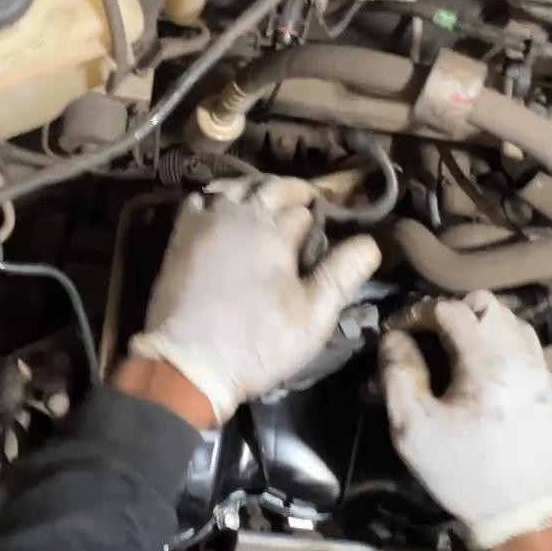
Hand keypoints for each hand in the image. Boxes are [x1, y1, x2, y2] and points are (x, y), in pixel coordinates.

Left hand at [129, 177, 380, 424]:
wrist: (187, 363)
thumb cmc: (255, 344)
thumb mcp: (312, 317)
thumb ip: (342, 275)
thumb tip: (371, 242)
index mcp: (273, 230)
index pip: (304, 208)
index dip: (319, 216)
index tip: (325, 229)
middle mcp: (238, 214)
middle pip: (270, 187)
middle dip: (292, 192)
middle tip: (304, 205)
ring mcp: (205, 222)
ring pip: (234, 187)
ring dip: (255, 190)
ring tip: (267, 203)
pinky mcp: (180, 236)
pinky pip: (199, 200)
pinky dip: (216, 199)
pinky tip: (223, 213)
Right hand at [379, 290, 551, 549]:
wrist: (522, 512)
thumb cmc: (462, 472)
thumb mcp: (412, 428)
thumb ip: (398, 373)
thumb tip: (394, 337)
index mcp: (486, 366)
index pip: (450, 310)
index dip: (416, 313)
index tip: (396, 331)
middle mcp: (519, 358)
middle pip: (485, 303)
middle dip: (449, 311)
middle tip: (424, 335)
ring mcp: (539, 368)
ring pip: (507, 316)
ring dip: (474, 321)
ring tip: (450, 346)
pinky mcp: (546, 383)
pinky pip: (521, 338)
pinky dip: (496, 336)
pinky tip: (477, 360)